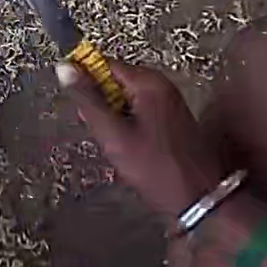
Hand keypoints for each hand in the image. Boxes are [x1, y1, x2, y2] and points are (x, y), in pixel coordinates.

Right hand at [58, 58, 227, 219]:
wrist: (202, 202)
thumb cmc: (155, 167)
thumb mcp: (113, 134)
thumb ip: (87, 99)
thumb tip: (64, 67)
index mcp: (147, 81)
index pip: (103, 64)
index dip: (86, 82)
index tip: (81, 108)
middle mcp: (160, 83)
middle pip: (114, 80)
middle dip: (102, 103)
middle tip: (104, 132)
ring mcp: (169, 99)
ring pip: (124, 97)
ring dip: (114, 116)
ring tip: (118, 143)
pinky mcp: (172, 116)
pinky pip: (138, 109)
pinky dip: (128, 124)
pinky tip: (131, 147)